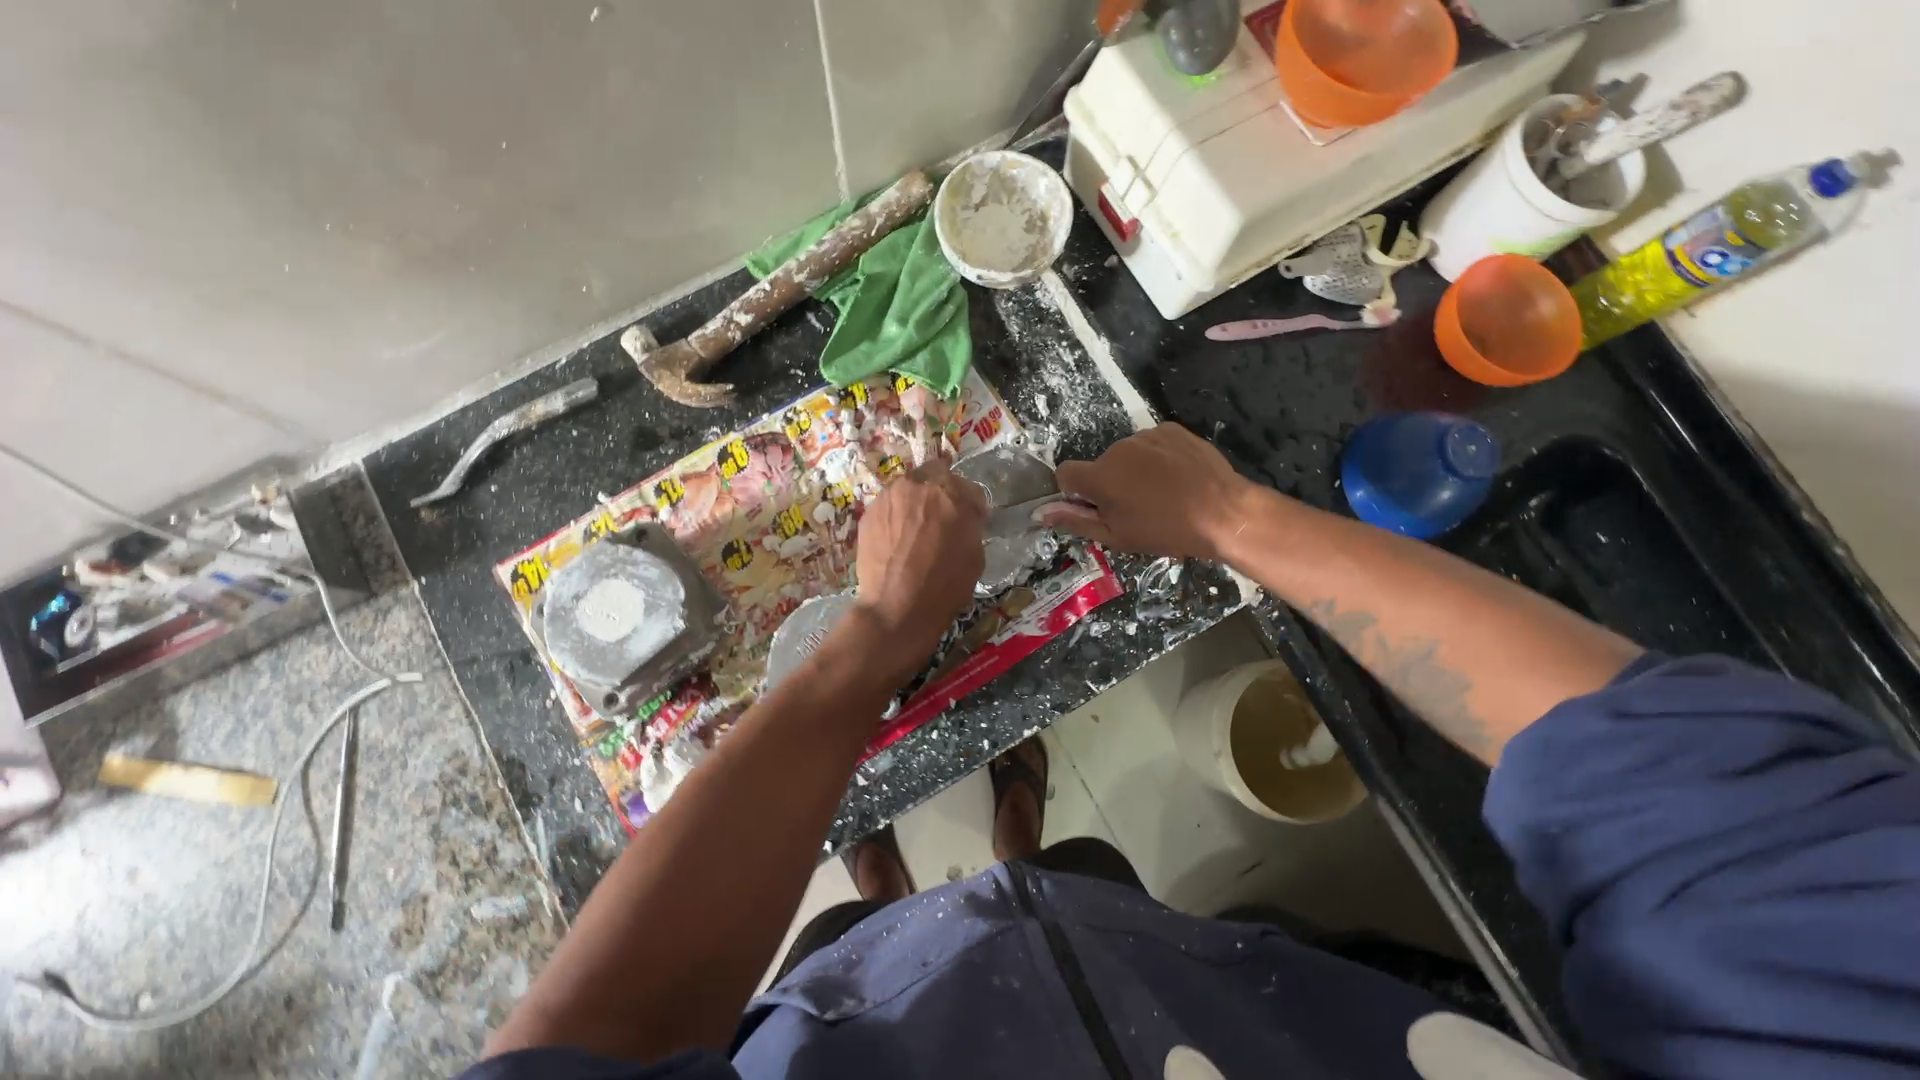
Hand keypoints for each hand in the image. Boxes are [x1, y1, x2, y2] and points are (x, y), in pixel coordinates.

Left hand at [849, 460, 987, 679]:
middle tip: (940, 521)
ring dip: (914, 504)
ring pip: (906, 491)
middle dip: (939, 496)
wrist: (897, 607)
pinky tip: (896, 542)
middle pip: (933, 479)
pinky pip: (888, 508)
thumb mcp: (975, 553)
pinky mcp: (868, 513)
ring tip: (914, 533)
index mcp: (950, 491)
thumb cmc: (945, 584)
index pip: (966, 486)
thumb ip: (970, 523)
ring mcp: (888, 497)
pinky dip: (894, 518)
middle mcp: (917, 485)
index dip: (969, 504)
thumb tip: (965, 516)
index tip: (968, 520)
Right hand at [1041, 425, 1259, 560]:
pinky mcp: (1171, 429)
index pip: (1066, 474)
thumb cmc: (1166, 531)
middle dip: (1112, 483)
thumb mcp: (1117, 536)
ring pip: (1128, 454)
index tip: (1098, 508)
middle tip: (1138, 508)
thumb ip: (1076, 521)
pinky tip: (1178, 477)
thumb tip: (1040, 513)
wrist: (1223, 513)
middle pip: (1101, 465)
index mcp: (1100, 475)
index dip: (1076, 493)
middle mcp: (1118, 448)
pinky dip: (1158, 459)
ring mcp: (1147, 435)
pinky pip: (1153, 444)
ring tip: (1163, 494)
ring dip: (1135, 470)